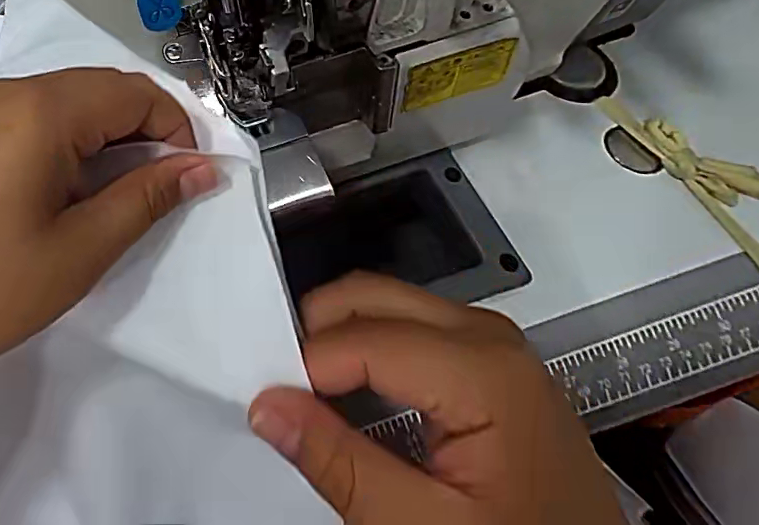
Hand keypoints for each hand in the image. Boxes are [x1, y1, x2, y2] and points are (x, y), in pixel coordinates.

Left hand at [0, 68, 218, 524]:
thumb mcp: (78, 250)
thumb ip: (146, 198)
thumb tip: (202, 168)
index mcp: (44, 107)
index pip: (136, 93)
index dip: (176, 130)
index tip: (189, 179)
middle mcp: (10, 92)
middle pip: (101, 90)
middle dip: (142, 131)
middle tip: (154, 192)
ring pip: (67, 104)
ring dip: (104, 139)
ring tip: (107, 200)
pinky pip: (31, 119)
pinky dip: (65, 144)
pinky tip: (57, 195)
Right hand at [248, 273, 623, 524]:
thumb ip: (340, 462)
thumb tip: (267, 406)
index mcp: (482, 367)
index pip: (363, 338)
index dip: (306, 368)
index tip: (272, 409)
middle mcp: (487, 334)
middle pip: (370, 297)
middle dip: (316, 335)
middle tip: (284, 392)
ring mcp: (490, 341)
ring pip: (384, 303)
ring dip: (338, 339)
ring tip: (310, 396)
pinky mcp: (488, 358)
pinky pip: (408, 325)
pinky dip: (367, 347)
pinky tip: (351, 395)